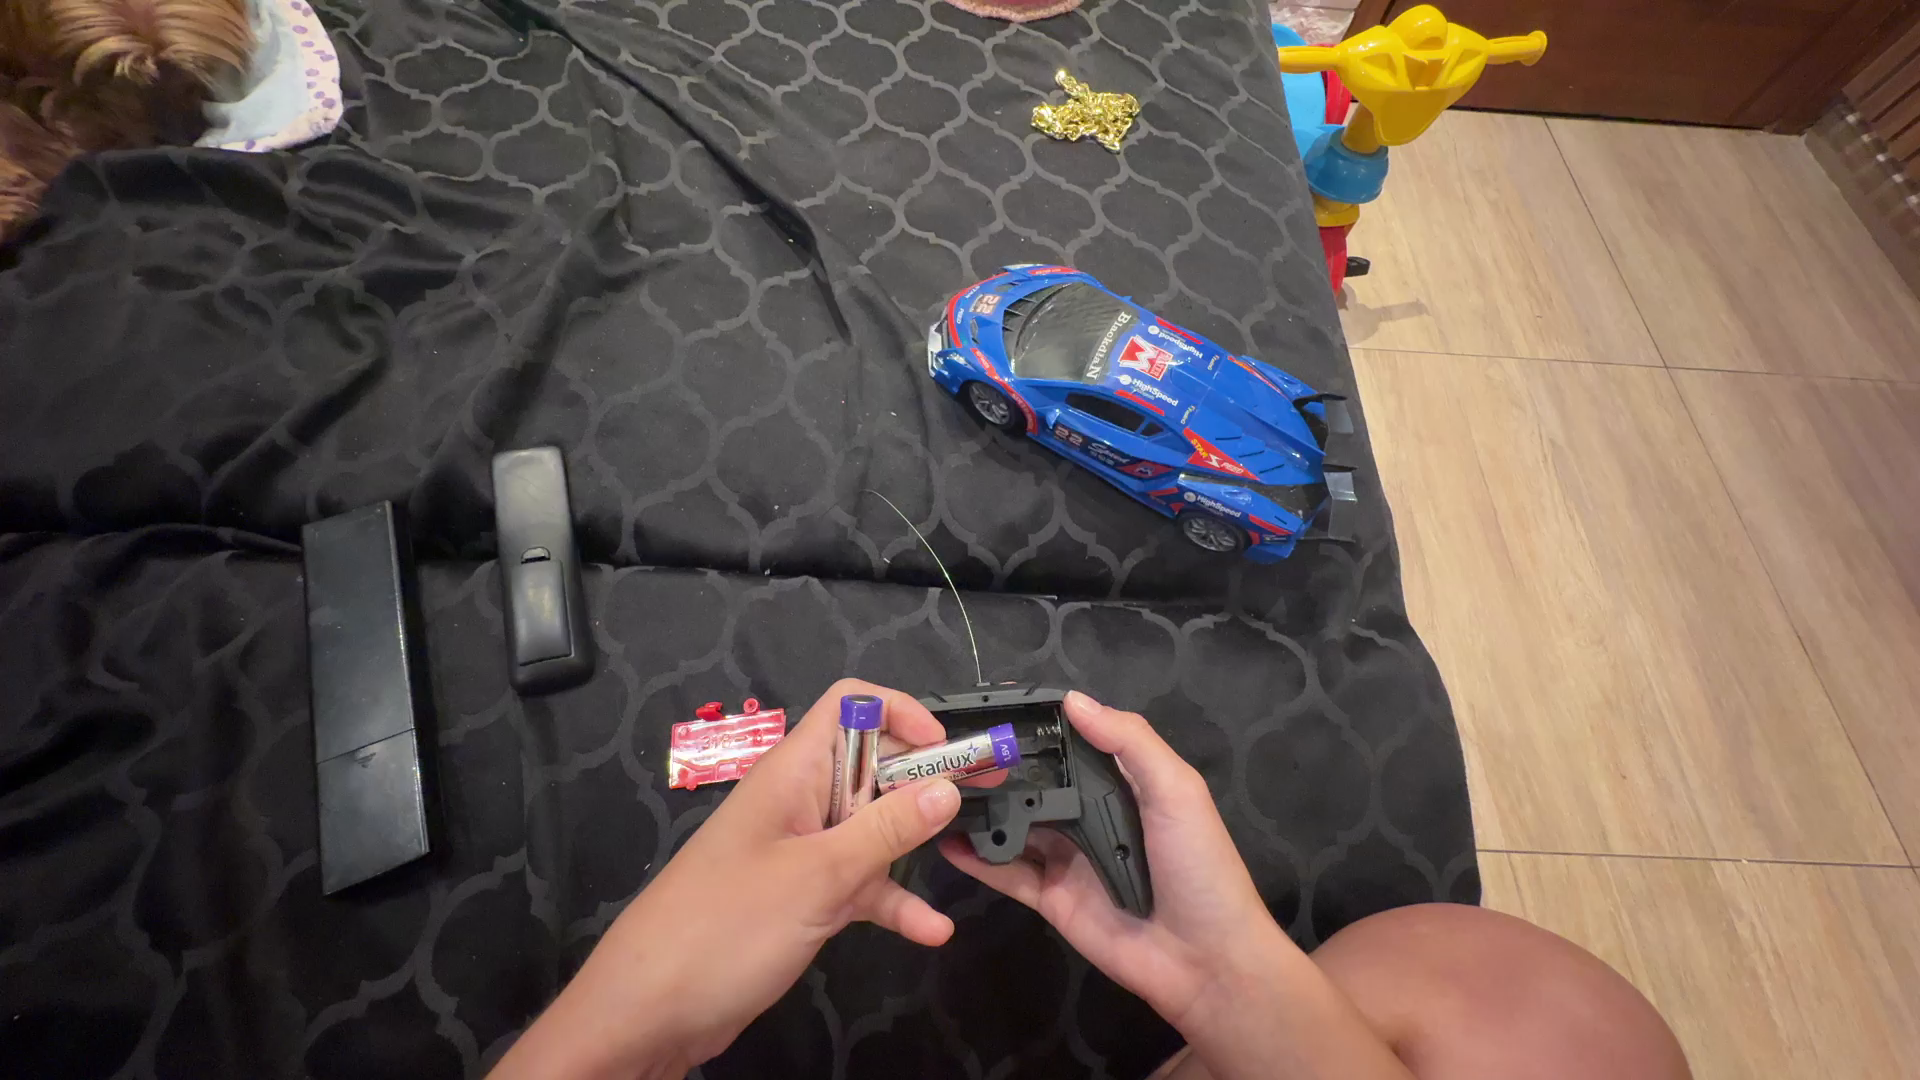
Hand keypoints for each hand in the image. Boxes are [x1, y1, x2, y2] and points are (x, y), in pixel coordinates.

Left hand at [492, 680, 962, 1079]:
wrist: (643, 1017)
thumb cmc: (726, 927)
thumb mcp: (817, 876)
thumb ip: (886, 830)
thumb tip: (947, 785)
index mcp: (794, 771)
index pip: (850, 705)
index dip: (899, 711)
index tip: (944, 746)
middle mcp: (800, 800)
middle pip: (870, 765)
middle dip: (924, 775)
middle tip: (982, 791)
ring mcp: (800, 849)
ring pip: (869, 826)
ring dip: (913, 838)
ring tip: (970, 845)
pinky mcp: (800, 896)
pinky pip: (857, 884)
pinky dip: (891, 900)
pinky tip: (932, 931)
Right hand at [939, 691, 1287, 1032]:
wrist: (1208, 962)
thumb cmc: (1197, 865)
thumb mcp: (1176, 791)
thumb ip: (1129, 742)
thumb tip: (1073, 699)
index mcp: (1116, 783)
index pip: (1068, 743)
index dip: (1034, 723)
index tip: (991, 704)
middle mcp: (1085, 813)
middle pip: (1032, 782)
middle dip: (994, 765)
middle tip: (949, 749)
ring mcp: (1064, 856)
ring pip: (1012, 823)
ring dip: (979, 807)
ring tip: (937, 788)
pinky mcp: (1049, 897)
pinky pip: (1006, 872)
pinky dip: (976, 857)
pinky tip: (946, 840)